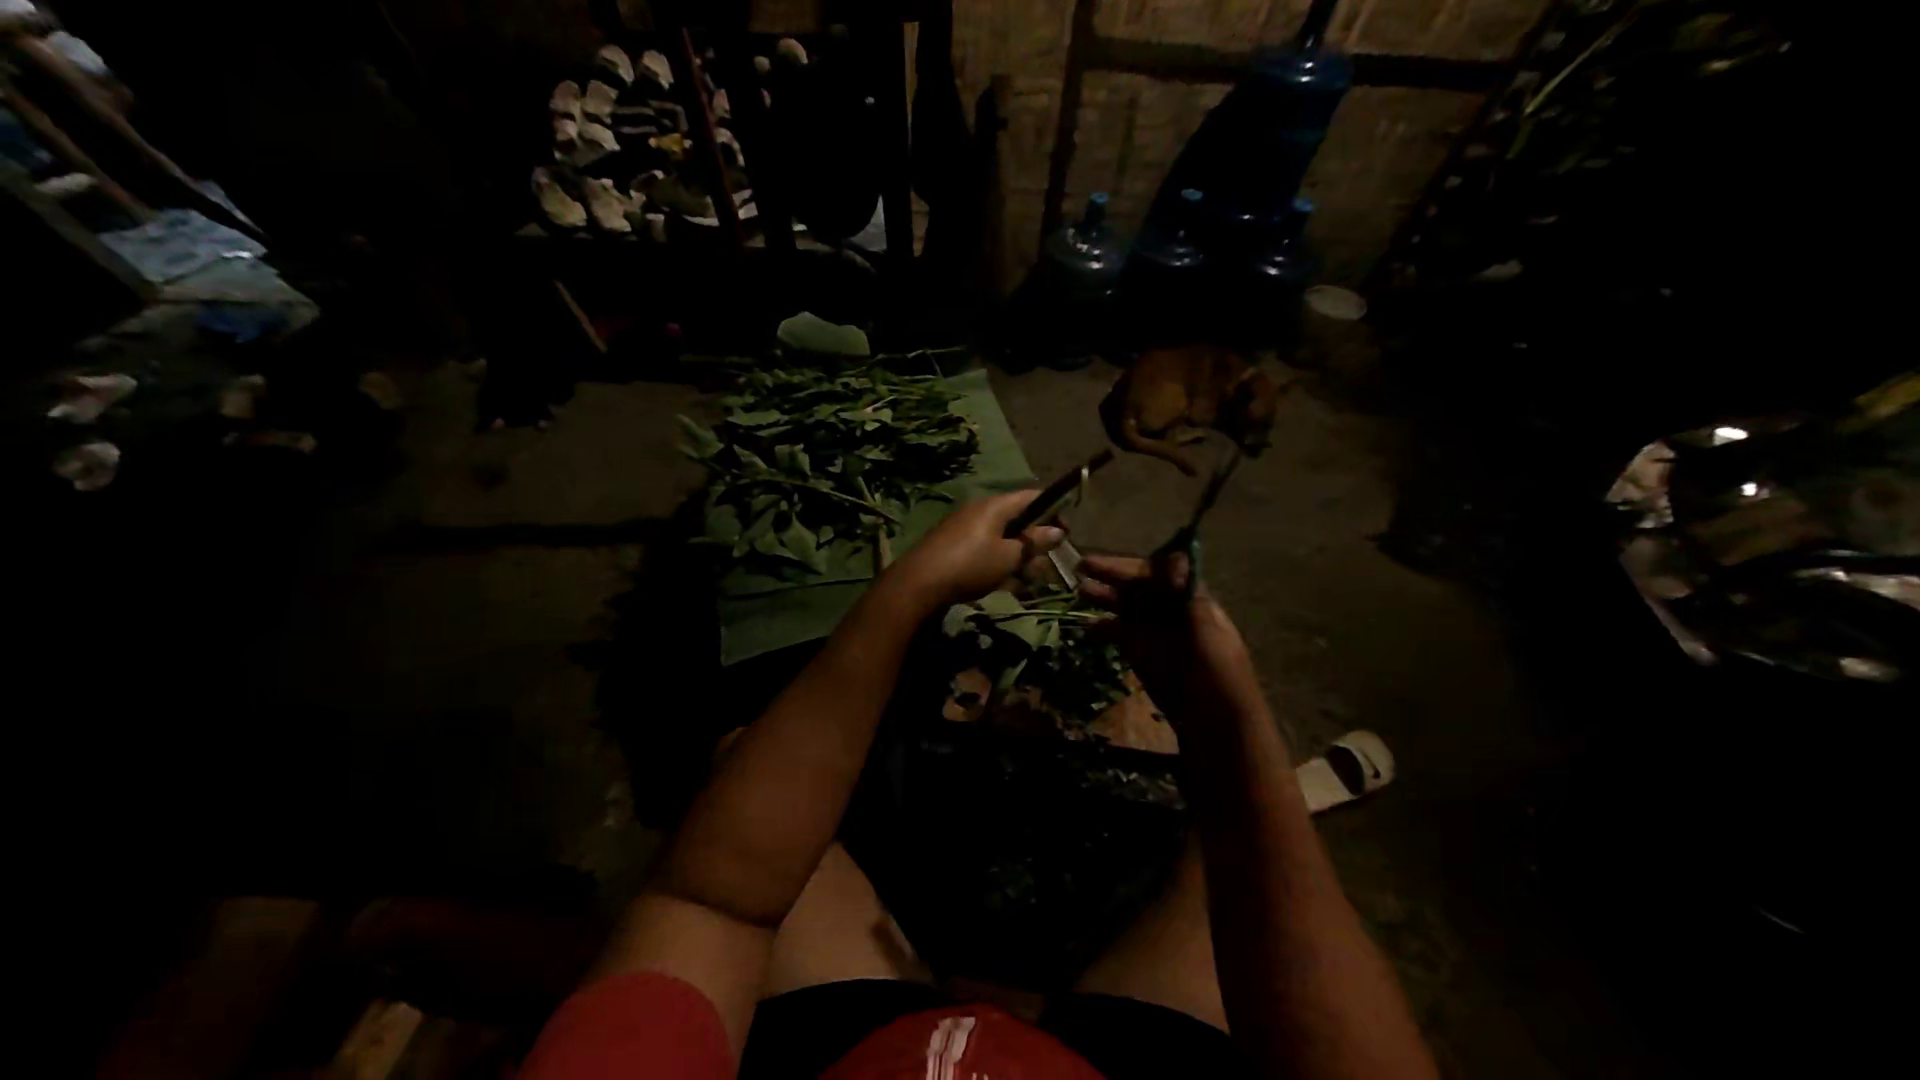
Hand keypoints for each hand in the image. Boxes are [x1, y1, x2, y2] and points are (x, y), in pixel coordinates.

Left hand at [887, 490, 1065, 608]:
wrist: (919, 584)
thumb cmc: (970, 565)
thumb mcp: (1008, 556)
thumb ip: (1033, 543)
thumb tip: (1057, 531)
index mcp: (995, 506)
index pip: (1032, 497)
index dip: (1053, 511)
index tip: (1065, 533)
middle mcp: (980, 512)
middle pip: (1018, 523)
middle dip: (1033, 547)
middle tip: (1041, 569)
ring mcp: (965, 530)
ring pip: (1002, 542)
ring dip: (1017, 562)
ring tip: (1023, 584)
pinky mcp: (955, 549)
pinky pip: (986, 554)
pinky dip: (998, 568)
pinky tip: (1002, 587)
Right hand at [1079, 552, 1265, 727]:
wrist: (1219, 729)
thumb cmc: (1222, 681)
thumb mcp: (1210, 640)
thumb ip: (1190, 601)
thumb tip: (1175, 561)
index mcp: (1194, 603)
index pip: (1162, 572)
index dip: (1137, 566)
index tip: (1113, 565)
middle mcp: (1172, 612)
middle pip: (1140, 586)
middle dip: (1114, 574)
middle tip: (1083, 566)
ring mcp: (1156, 633)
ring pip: (1126, 606)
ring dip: (1105, 596)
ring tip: (1081, 592)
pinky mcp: (1142, 655)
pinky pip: (1120, 634)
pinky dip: (1104, 628)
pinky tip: (1088, 627)